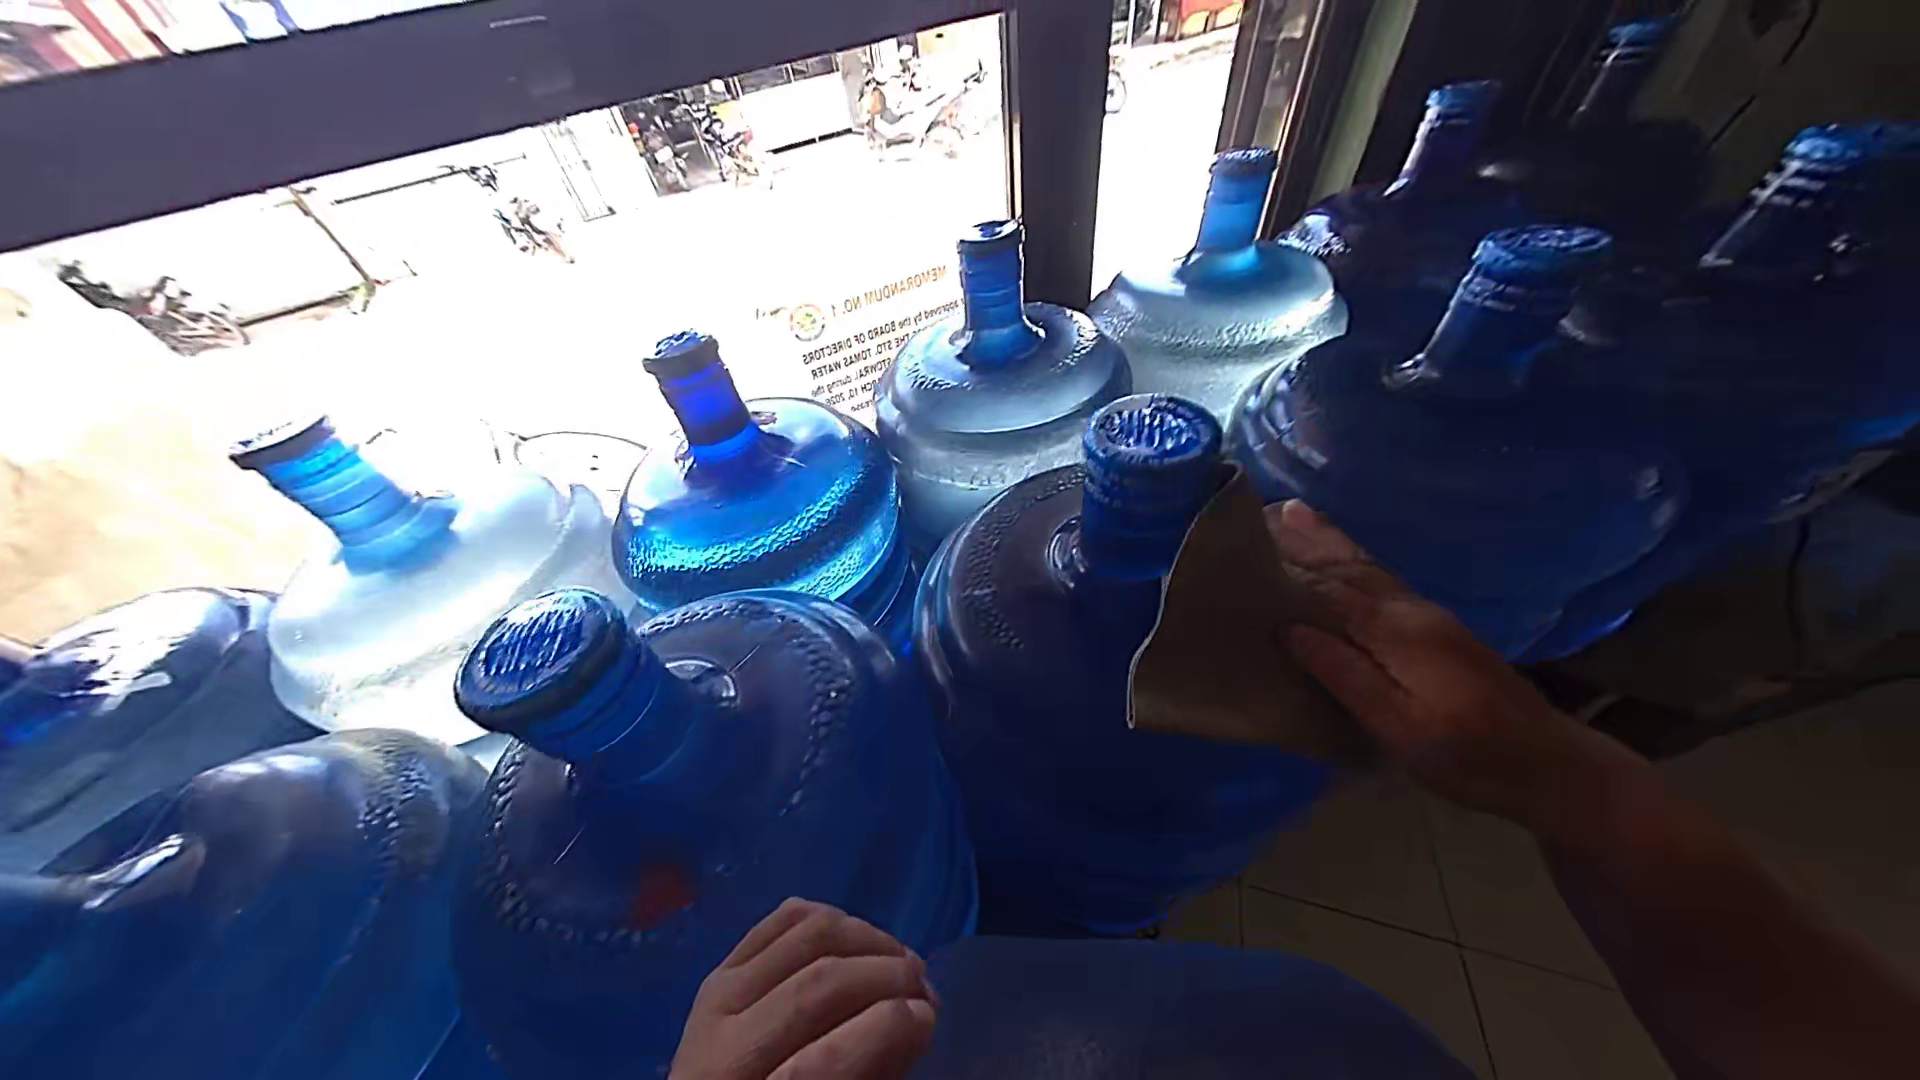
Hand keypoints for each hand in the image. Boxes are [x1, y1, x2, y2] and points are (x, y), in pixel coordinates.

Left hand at [670, 898, 936, 1079]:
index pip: (825, 1059)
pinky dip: (831, 916)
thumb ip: (873, 1071)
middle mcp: (721, 1049)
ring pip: (808, 935)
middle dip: (885, 977)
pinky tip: (858, 938)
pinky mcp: (720, 968)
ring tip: (899, 960)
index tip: (927, 1016)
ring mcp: (717, 999)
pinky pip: (784, 917)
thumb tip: (919, 1019)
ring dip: (868, 939)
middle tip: (924, 987)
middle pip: (818, 985)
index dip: (885, 1030)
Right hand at [1269, 500, 1647, 836]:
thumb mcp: (1400, 728)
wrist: (1555, 769)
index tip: (1243, 554)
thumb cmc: (1470, 758)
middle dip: (1303, 540)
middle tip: (1260, 513)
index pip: (1328, 591)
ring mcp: (1426, 614)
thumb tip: (1290, 629)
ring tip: (1291, 512)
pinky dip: (1351, 557)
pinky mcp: (1433, 626)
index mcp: (1399, 632)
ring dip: (1325, 540)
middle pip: (1347, 566)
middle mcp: (1411, 610)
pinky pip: (1379, 578)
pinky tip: (1339, 553)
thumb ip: (1345, 674)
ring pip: (1365, 567)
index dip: (1286, 572)